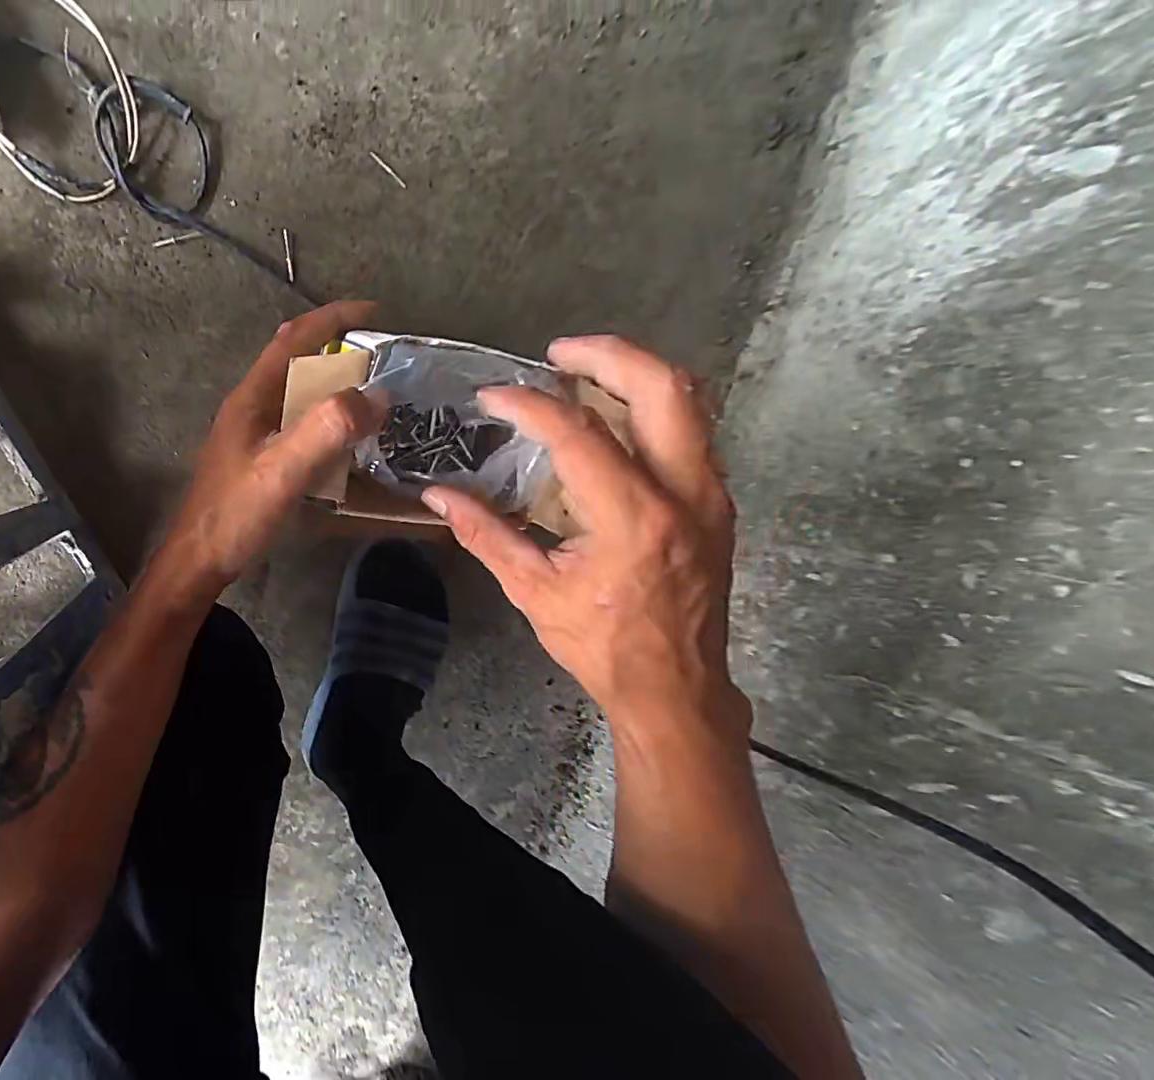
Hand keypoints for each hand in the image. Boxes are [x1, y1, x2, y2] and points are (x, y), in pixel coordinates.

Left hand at [155, 300, 382, 593]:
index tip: (375, 313)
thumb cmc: (235, 514)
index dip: (332, 318)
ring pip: (299, 396)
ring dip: (334, 388)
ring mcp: (253, 435)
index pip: (293, 339)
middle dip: (338, 351)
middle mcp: (251, 408)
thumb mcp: (283, 470)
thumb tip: (377, 396)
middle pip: (296, 363)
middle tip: (381, 363)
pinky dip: (326, 422)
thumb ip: (327, 429)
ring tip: (372, 398)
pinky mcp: (259, 459)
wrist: (199, 560)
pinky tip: (345, 442)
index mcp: (252, 398)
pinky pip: (299, 426)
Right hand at [422, 336, 746, 744]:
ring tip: (583, 373)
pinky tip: (612, 420)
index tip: (494, 397)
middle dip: (607, 355)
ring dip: (634, 375)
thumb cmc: (601, 644)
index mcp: (633, 520)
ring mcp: (711, 496)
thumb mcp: (532, 591)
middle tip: (557, 353)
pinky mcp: (716, 503)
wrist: (677, 686)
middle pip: (663, 389)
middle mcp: (684, 495)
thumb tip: (437, 496)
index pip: (580, 435)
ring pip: (689, 402)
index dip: (530, 405)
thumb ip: (484, 534)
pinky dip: (650, 408)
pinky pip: (692, 431)